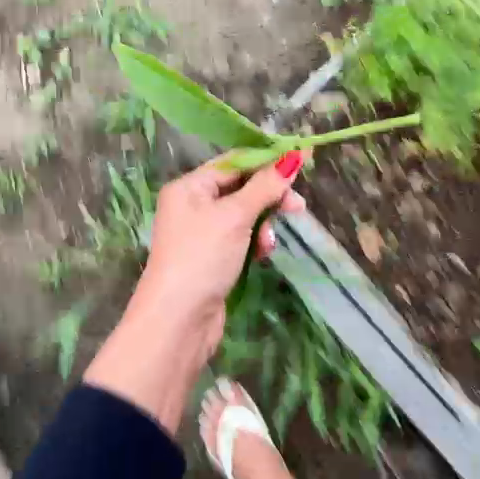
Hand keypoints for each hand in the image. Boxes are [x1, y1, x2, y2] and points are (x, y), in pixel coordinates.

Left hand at [130, 150, 307, 350]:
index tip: (301, 161)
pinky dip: (255, 242)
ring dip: (263, 222)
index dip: (268, 161)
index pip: (234, 162)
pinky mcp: (212, 258)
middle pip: (241, 188)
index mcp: (189, 187)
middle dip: (269, 196)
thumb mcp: (236, 216)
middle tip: (298, 206)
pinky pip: (241, 238)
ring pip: (244, 215)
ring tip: (271, 241)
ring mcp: (202, 234)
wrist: (177, 323)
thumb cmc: (202, 257)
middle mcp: (192, 206)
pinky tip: (263, 254)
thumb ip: (266, 186)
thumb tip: (295, 155)